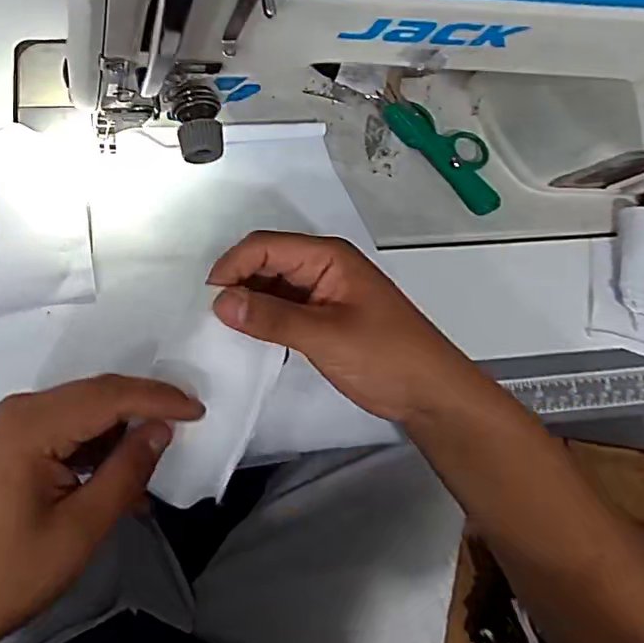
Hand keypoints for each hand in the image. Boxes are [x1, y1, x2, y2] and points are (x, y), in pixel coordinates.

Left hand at [0, 375, 203, 642]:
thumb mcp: (80, 528)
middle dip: (142, 409)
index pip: (106, 395)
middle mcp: (23, 411)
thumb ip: (125, 472)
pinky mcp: (17, 443)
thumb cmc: (11, 572)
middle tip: (187, 426)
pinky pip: (69, 430)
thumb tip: (160, 429)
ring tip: (153, 468)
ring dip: (120, 434)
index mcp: (32, 424)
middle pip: (95, 396)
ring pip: (85, 412)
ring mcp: (17, 425)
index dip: (156, 398)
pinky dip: (98, 449)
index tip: (198, 409)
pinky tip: (121, 480)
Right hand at [208, 230, 491, 423]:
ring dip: (248, 299)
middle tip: (214, 314)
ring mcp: (321, 290)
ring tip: (226, 325)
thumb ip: (272, 318)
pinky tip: (249, 333)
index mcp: (327, 256)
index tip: (210, 297)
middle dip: (237, 281)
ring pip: (270, 283)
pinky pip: (280, 304)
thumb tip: (221, 301)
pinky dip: (261, 315)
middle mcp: (321, 265)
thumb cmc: (389, 358)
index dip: (233, 265)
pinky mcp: (320, 314)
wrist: (433, 396)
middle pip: (265, 260)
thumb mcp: (327, 337)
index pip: (265, 246)